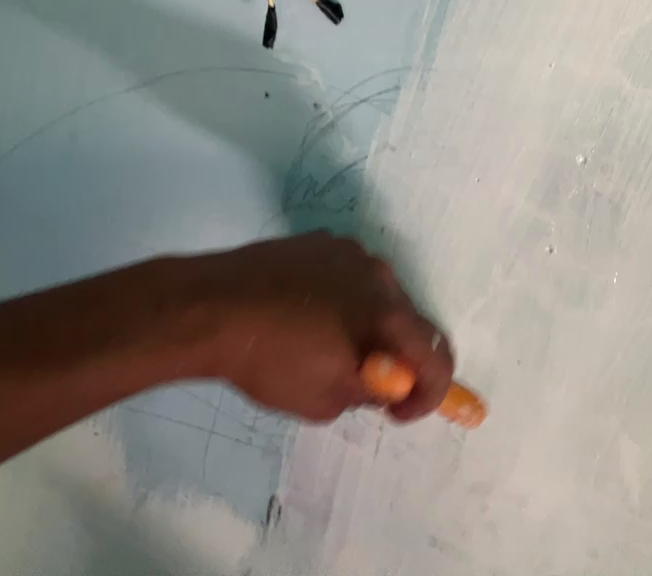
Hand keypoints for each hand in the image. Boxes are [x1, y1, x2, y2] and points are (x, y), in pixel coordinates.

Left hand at [184, 232, 453, 422]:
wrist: (215, 306)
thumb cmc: (272, 361)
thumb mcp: (327, 399)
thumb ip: (370, 390)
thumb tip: (388, 380)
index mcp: (387, 316)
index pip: (437, 358)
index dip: (429, 394)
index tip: (398, 411)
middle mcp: (379, 275)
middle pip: (409, 322)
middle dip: (397, 356)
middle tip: (363, 380)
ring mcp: (349, 251)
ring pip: (378, 294)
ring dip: (369, 322)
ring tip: (327, 343)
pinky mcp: (320, 241)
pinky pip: (348, 275)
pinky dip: (343, 297)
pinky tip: (306, 313)